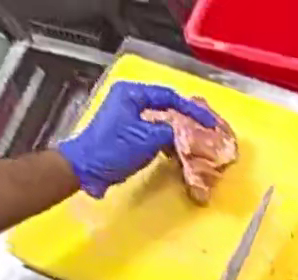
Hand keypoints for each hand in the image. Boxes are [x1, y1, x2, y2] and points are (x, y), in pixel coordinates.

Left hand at [58, 82, 218, 197]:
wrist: (88, 168)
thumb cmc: (113, 149)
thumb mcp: (146, 139)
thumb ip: (168, 131)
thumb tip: (183, 133)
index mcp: (132, 94)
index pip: (169, 97)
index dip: (192, 110)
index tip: (210, 122)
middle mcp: (130, 100)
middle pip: (166, 106)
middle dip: (187, 119)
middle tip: (206, 131)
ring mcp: (129, 117)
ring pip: (162, 120)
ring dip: (178, 132)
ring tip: (196, 142)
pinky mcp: (129, 133)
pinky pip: (155, 132)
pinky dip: (168, 141)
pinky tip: (178, 152)